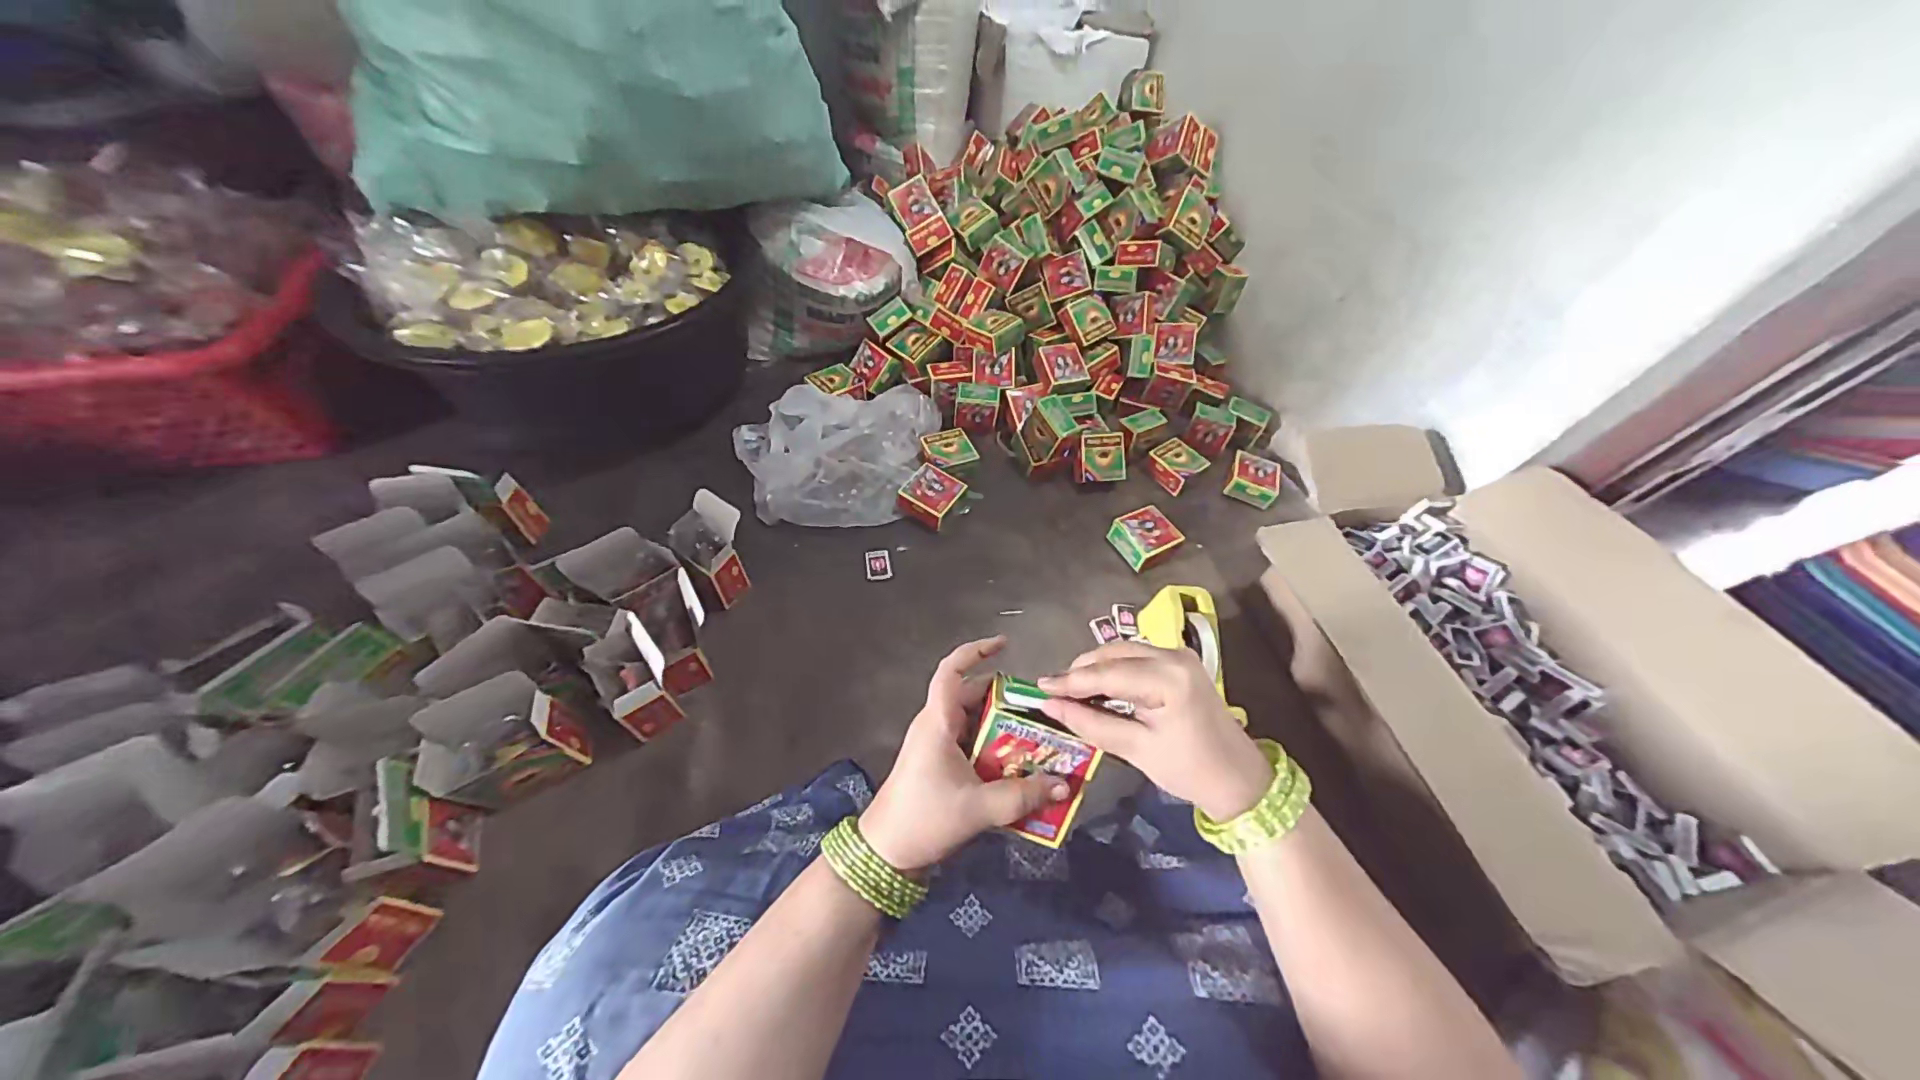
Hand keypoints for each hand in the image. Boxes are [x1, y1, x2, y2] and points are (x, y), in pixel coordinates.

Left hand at [859, 637, 1068, 871]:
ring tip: (1038, 737)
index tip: (1004, 645)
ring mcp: (935, 746)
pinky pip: (970, 744)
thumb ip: (1023, 796)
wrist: (886, 853)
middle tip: (1039, 709)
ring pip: (973, 722)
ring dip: (1002, 727)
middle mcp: (935, 726)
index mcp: (937, 722)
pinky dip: (993, 748)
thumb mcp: (979, 808)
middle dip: (1005, 699)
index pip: (951, 671)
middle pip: (972, 697)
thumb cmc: (924, 818)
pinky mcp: (938, 765)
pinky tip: (1018, 767)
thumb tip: (1063, 785)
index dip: (975, 652)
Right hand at [1037, 642, 1273, 821]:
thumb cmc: (1190, 769)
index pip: (1106, 674)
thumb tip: (1050, 706)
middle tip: (1053, 692)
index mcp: (1167, 679)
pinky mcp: (1180, 662)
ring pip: (1122, 651)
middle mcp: (1173, 656)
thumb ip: (1091, 723)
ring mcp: (1179, 655)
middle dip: (1080, 671)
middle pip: (1112, 655)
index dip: (1069, 681)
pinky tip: (1098, 686)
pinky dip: (1113, 668)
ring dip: (1095, 668)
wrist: (1241, 779)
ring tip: (1071, 690)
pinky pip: (1136, 657)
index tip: (1039, 688)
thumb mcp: (1136, 750)